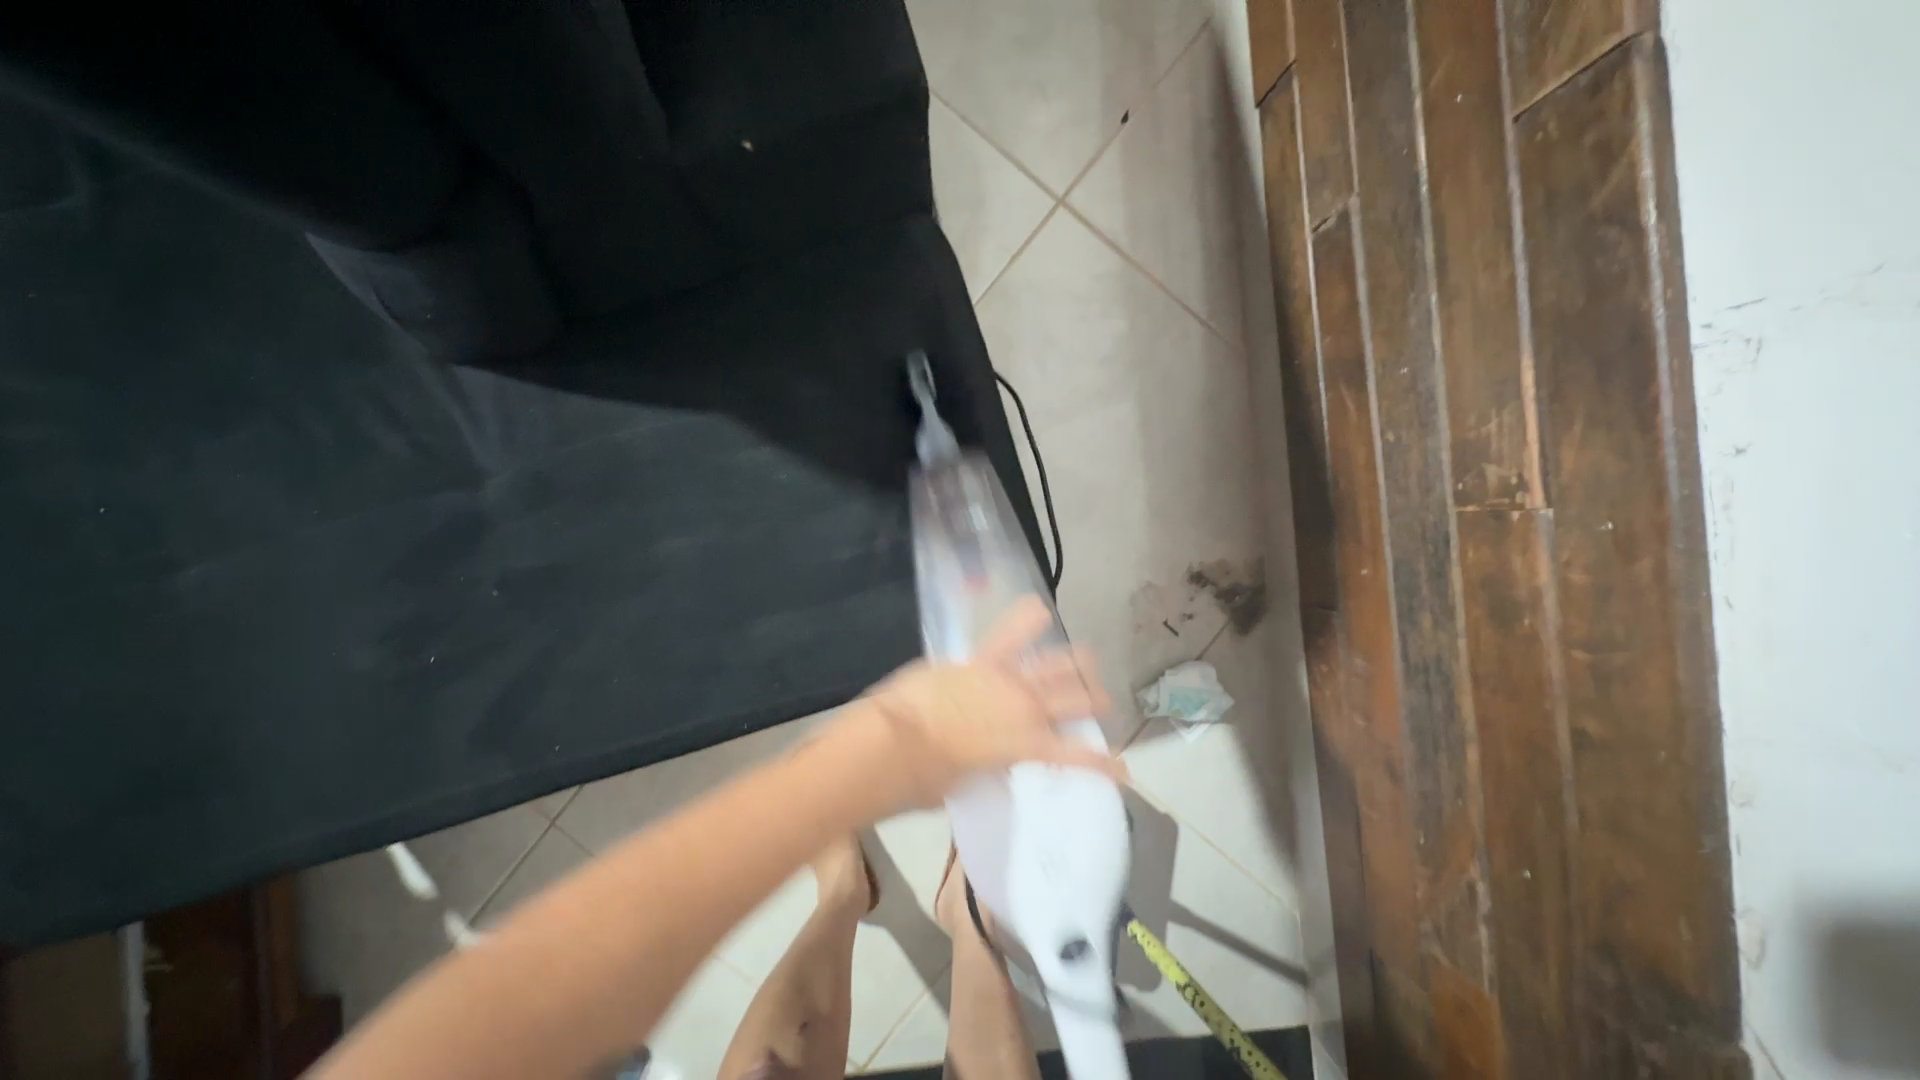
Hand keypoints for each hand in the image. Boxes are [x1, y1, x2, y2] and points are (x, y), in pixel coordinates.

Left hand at [851, 596, 1124, 806]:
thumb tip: (991, 761)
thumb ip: (990, 768)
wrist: (894, 743)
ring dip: (1077, 664)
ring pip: (1057, 665)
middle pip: (1078, 701)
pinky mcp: (981, 660)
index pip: (1078, 758)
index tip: (1124, 773)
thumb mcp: (968, 784)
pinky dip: (1026, 619)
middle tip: (1102, 705)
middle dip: (1096, 703)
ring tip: (1089, 661)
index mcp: (1028, 747)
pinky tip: (1038, 607)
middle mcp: (1028, 710)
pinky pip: (1010, 633)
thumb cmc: (926, 778)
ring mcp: (1007, 681)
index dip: (1106, 767)